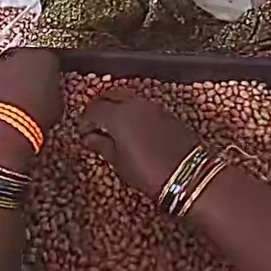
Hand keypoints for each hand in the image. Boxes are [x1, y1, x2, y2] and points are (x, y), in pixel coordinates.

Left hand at [0, 48, 63, 167]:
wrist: (6, 125)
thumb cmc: (37, 114)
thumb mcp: (58, 105)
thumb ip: (54, 92)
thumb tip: (51, 95)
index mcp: (46, 58)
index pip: (57, 59)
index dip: (60, 68)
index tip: (62, 73)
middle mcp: (23, 56)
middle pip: (30, 59)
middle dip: (34, 70)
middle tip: (39, 85)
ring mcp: (2, 66)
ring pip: (12, 69)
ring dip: (16, 79)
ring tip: (22, 98)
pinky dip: (2, 89)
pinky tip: (7, 103)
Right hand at [78, 90, 201, 199]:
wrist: (187, 175)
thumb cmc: (148, 171)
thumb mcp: (119, 161)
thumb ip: (101, 145)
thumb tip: (90, 138)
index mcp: (117, 115)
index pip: (94, 109)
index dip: (85, 120)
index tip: (83, 131)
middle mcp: (134, 104)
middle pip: (110, 95)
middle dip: (100, 106)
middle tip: (94, 124)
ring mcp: (152, 106)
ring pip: (128, 98)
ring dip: (117, 107)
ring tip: (112, 127)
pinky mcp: (165, 113)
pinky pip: (142, 106)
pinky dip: (132, 111)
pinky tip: (131, 128)